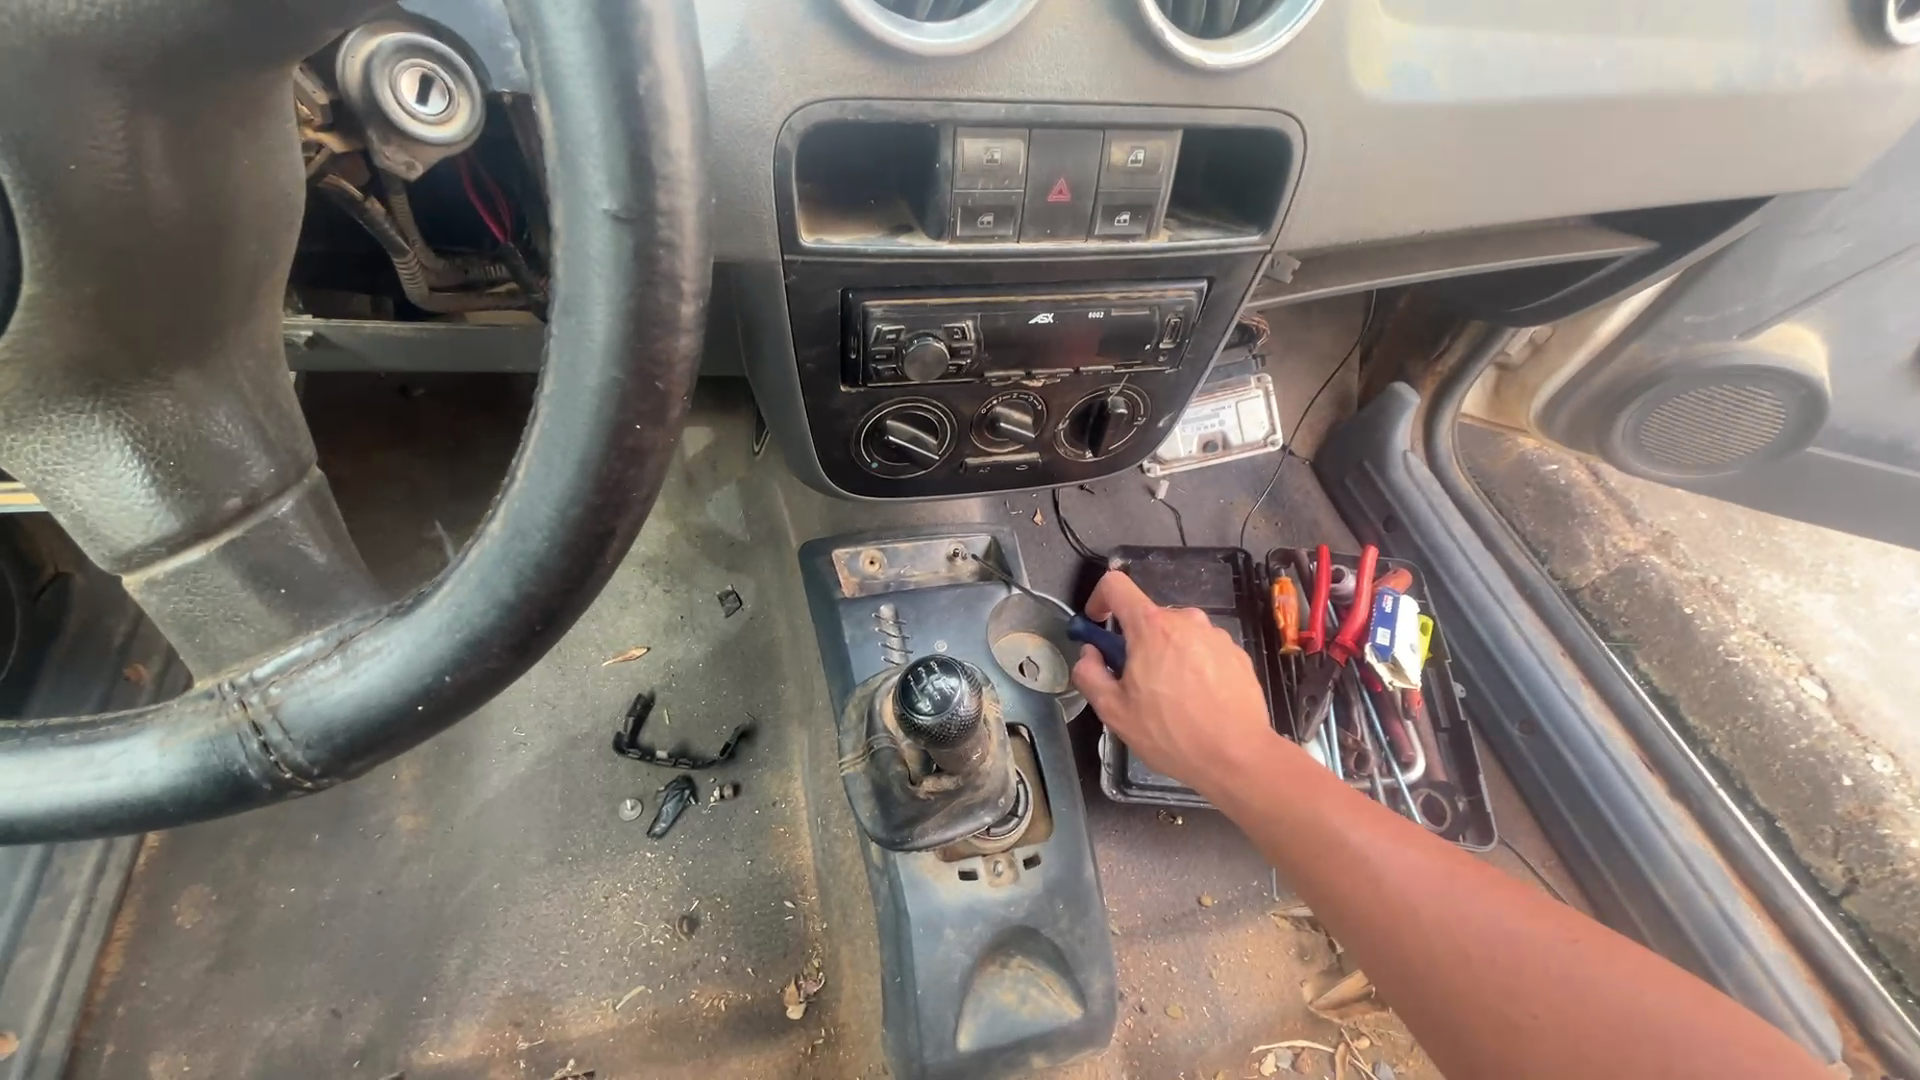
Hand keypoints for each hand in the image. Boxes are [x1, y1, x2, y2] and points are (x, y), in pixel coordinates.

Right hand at [1071, 570, 1281, 793]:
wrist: (1238, 757)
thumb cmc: (1171, 734)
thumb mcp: (1113, 711)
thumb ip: (1089, 674)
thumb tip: (1090, 654)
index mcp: (1151, 627)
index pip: (1115, 585)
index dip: (1099, 599)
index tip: (1098, 625)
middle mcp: (1186, 620)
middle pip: (1148, 618)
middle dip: (1135, 643)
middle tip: (1135, 683)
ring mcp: (1216, 635)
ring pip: (1176, 635)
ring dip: (1165, 655)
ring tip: (1170, 698)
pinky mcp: (1236, 654)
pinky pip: (1202, 649)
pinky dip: (1192, 666)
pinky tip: (1197, 701)